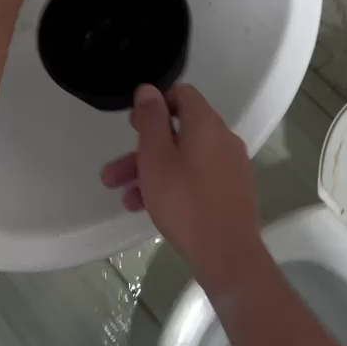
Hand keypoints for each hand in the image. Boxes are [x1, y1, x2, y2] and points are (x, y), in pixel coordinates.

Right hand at [101, 84, 268, 294]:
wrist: (228, 256)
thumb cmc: (185, 201)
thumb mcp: (156, 156)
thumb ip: (150, 119)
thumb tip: (148, 89)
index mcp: (206, 123)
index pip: (182, 94)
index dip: (155, 104)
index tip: (133, 125)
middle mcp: (222, 139)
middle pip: (178, 131)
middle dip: (142, 148)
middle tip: (115, 168)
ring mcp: (230, 167)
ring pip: (183, 159)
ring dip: (151, 172)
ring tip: (123, 196)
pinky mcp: (231, 193)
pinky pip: (196, 179)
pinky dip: (172, 186)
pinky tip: (146, 208)